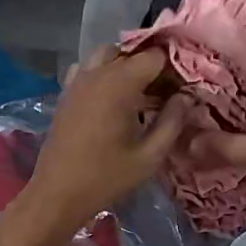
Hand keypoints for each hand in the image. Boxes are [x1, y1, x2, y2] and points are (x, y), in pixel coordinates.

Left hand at [16, 47, 190, 232]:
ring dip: (127, 67)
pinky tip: (112, 98)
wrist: (58, 193)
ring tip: (140, 94)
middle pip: (131, 52)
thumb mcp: (150, 156)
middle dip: (152, 67)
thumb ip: (172, 122)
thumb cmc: (107, 177)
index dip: (173, 70)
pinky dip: (104, 74)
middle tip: (166, 94)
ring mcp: (77, 80)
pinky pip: (88, 69)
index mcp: (119, 84)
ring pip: (108, 55)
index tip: (183, 91)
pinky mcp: (66, 92)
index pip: (155, 57)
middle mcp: (97, 73)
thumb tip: (187, 98)